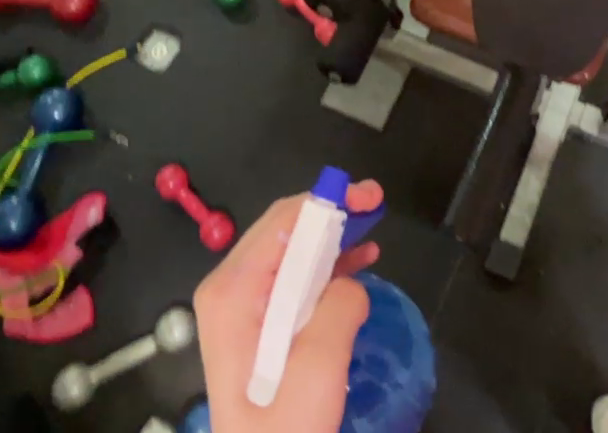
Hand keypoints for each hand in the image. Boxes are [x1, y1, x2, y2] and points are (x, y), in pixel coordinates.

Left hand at [194, 180, 384, 432]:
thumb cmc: (285, 428)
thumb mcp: (318, 365)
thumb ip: (339, 305)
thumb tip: (350, 282)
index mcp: (234, 290)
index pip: (282, 222)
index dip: (327, 201)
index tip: (369, 198)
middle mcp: (231, 290)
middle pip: (285, 231)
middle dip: (332, 214)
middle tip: (376, 205)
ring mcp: (242, 310)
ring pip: (292, 253)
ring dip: (332, 238)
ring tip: (373, 230)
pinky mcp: (258, 328)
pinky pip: (293, 280)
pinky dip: (326, 267)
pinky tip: (359, 263)